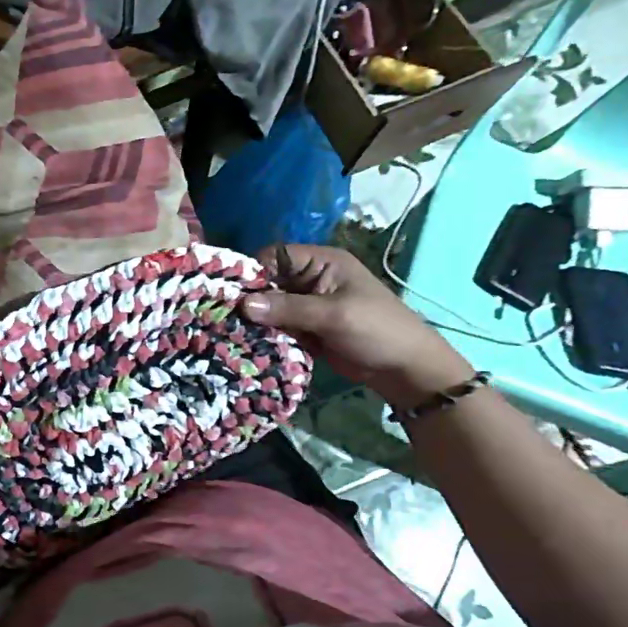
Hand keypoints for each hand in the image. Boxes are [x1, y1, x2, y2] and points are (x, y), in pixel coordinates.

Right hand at [238, 243, 474, 408]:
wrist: (404, 370)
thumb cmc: (376, 331)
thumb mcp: (333, 316)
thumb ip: (288, 308)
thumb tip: (243, 304)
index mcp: (321, 262)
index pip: (274, 256)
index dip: (252, 271)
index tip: (229, 293)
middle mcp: (310, 279)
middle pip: (267, 281)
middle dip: (249, 299)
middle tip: (223, 317)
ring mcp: (307, 305)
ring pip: (269, 306)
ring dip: (254, 320)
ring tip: (229, 332)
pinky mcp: (305, 328)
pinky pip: (276, 326)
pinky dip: (264, 335)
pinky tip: (245, 344)